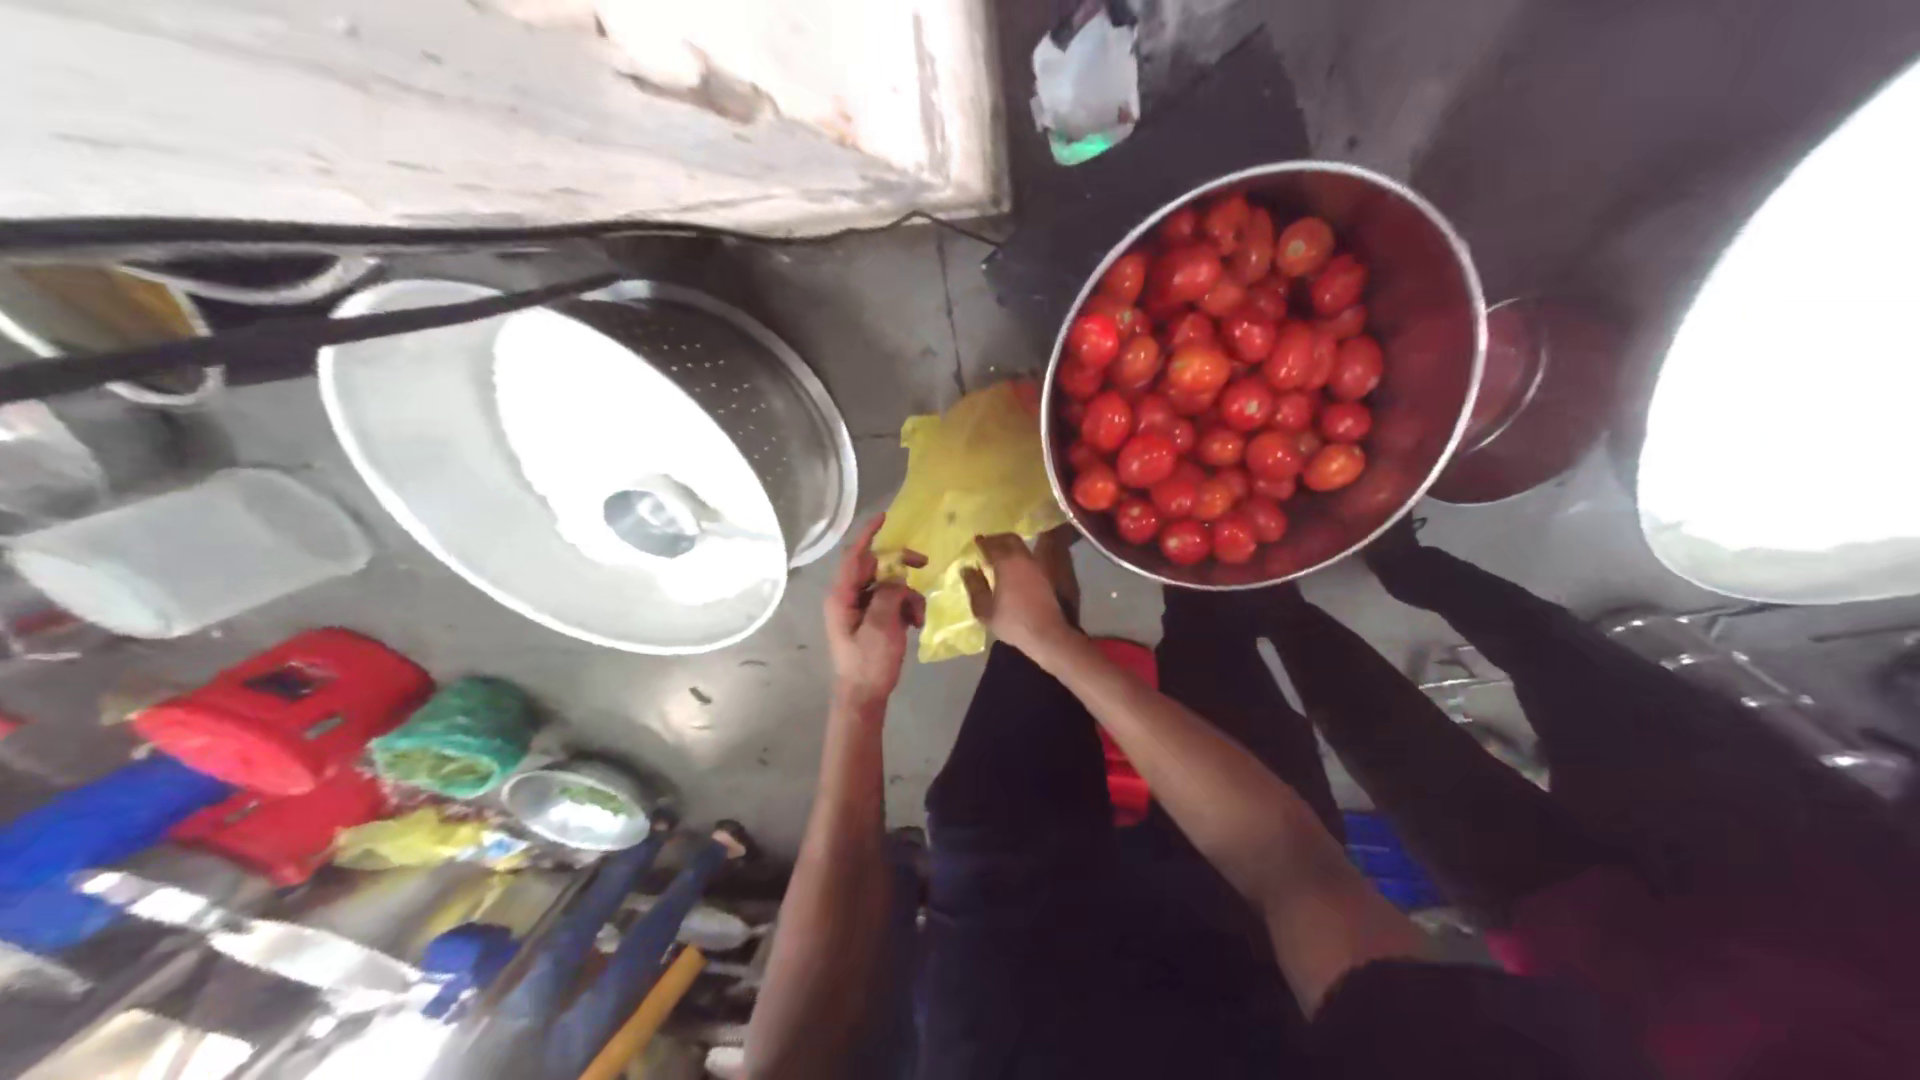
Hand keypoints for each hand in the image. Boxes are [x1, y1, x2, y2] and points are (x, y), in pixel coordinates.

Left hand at [825, 515, 925, 710]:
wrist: (864, 696)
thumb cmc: (867, 663)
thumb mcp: (880, 628)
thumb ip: (888, 595)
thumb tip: (897, 579)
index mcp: (842, 596)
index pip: (854, 556)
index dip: (868, 534)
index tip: (885, 517)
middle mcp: (849, 597)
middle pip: (876, 567)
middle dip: (900, 568)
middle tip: (923, 565)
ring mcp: (862, 609)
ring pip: (889, 585)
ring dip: (908, 596)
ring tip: (918, 618)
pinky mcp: (874, 619)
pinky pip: (893, 601)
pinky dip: (907, 608)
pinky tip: (915, 624)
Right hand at [961, 533, 1076, 658]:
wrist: (1047, 634)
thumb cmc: (1013, 622)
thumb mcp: (985, 609)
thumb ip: (975, 586)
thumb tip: (967, 569)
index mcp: (1007, 563)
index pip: (992, 545)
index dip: (982, 542)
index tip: (975, 541)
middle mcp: (1024, 558)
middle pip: (1010, 539)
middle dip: (998, 539)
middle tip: (988, 544)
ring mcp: (1038, 566)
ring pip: (1023, 547)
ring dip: (1010, 546)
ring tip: (1001, 555)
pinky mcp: (1047, 575)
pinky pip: (1031, 557)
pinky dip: (1020, 556)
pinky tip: (1015, 568)